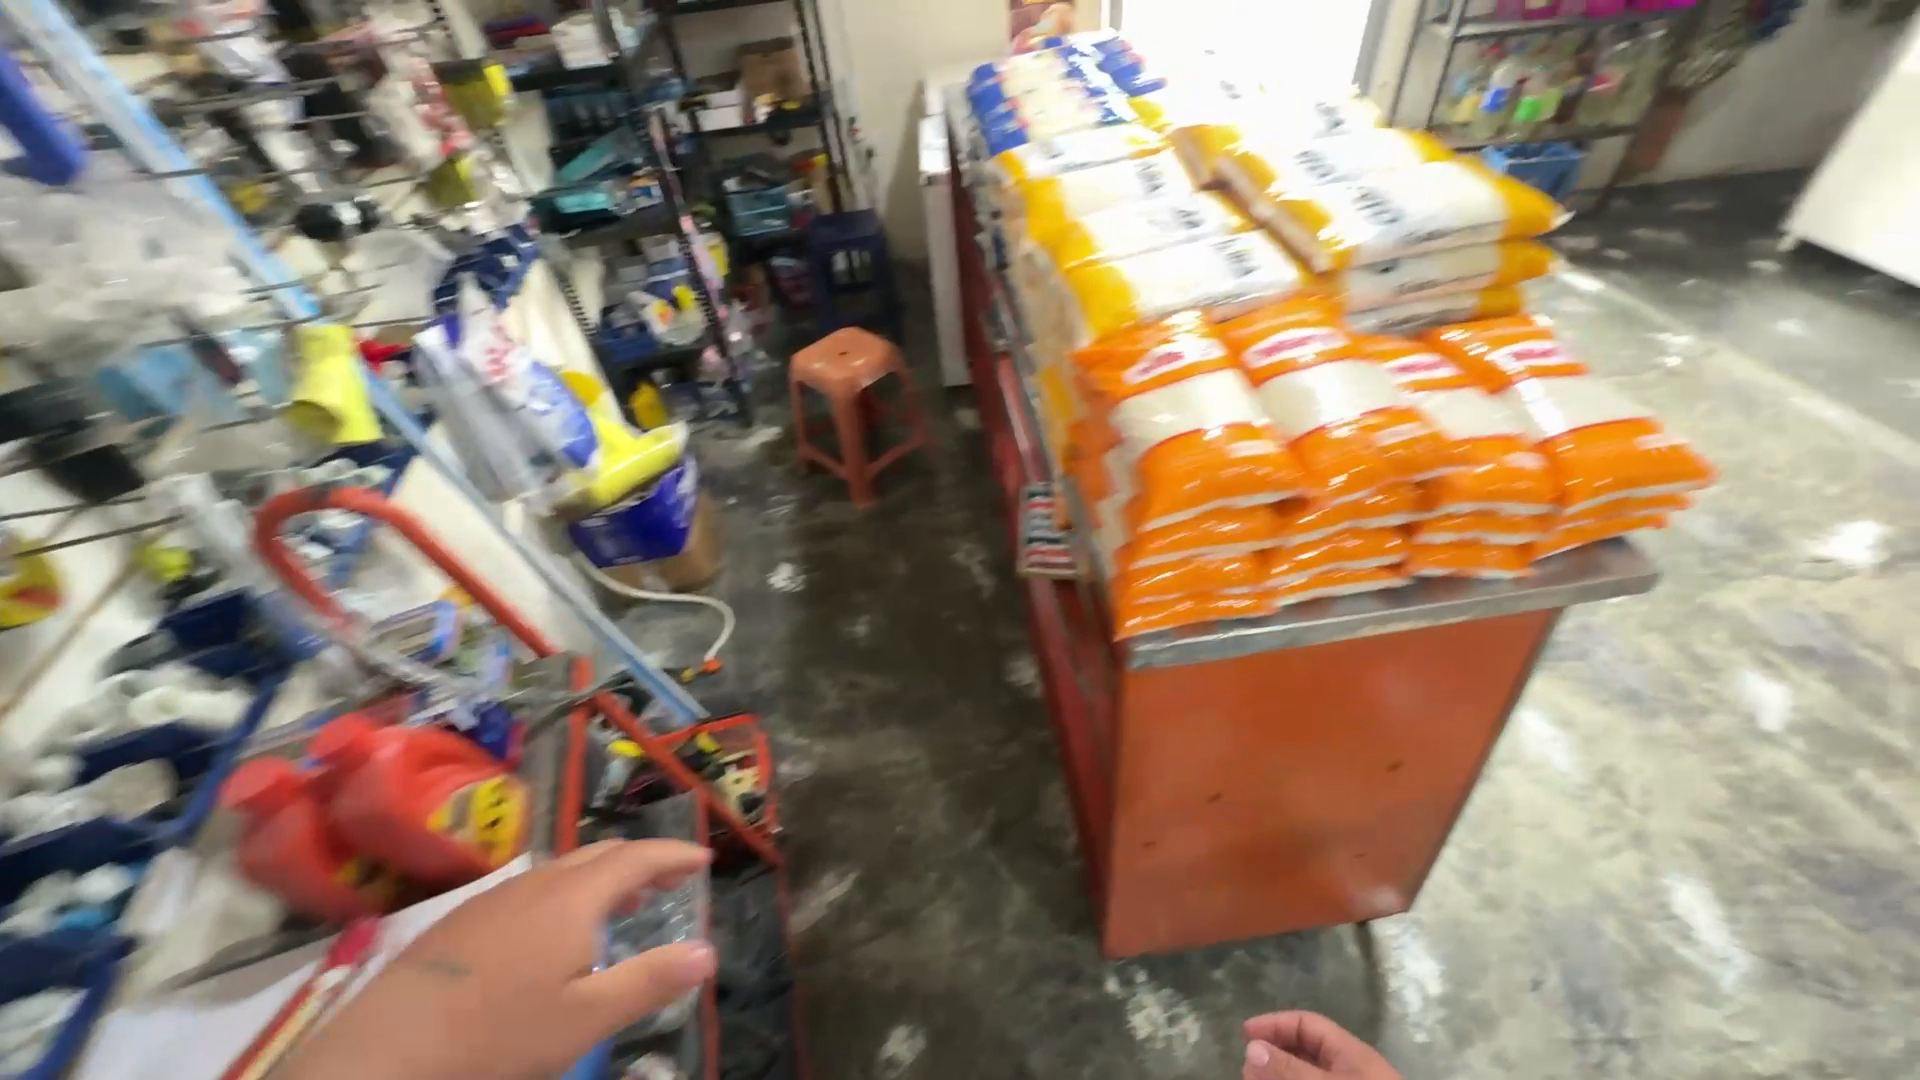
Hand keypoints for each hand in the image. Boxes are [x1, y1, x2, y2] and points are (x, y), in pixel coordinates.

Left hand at [281, 840, 716, 1079]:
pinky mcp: (461, 921)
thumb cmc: (495, 1036)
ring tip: (621, 905)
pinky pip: (532, 888)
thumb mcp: (585, 1018)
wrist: (378, 1057)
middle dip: (643, 861)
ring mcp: (495, 898)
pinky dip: (566, 892)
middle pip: (602, 853)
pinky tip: (554, 931)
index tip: (704, 858)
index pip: (638, 856)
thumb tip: (708, 953)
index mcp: (574, 897)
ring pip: (563, 869)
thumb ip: (650, 981)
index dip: (675, 854)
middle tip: (671, 879)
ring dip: (603, 877)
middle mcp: (538, 882)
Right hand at [1242, 1012, 1400, 1079]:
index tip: (1244, 1036)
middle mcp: (1350, 1073)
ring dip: (1282, 1079)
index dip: (1274, 1025)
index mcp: (1351, 1054)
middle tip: (1247, 1072)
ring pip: (1308, 1078)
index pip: (1306, 1025)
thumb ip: (1291, 1070)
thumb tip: (1250, 1048)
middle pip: (1305, 1054)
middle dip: (1273, 1059)